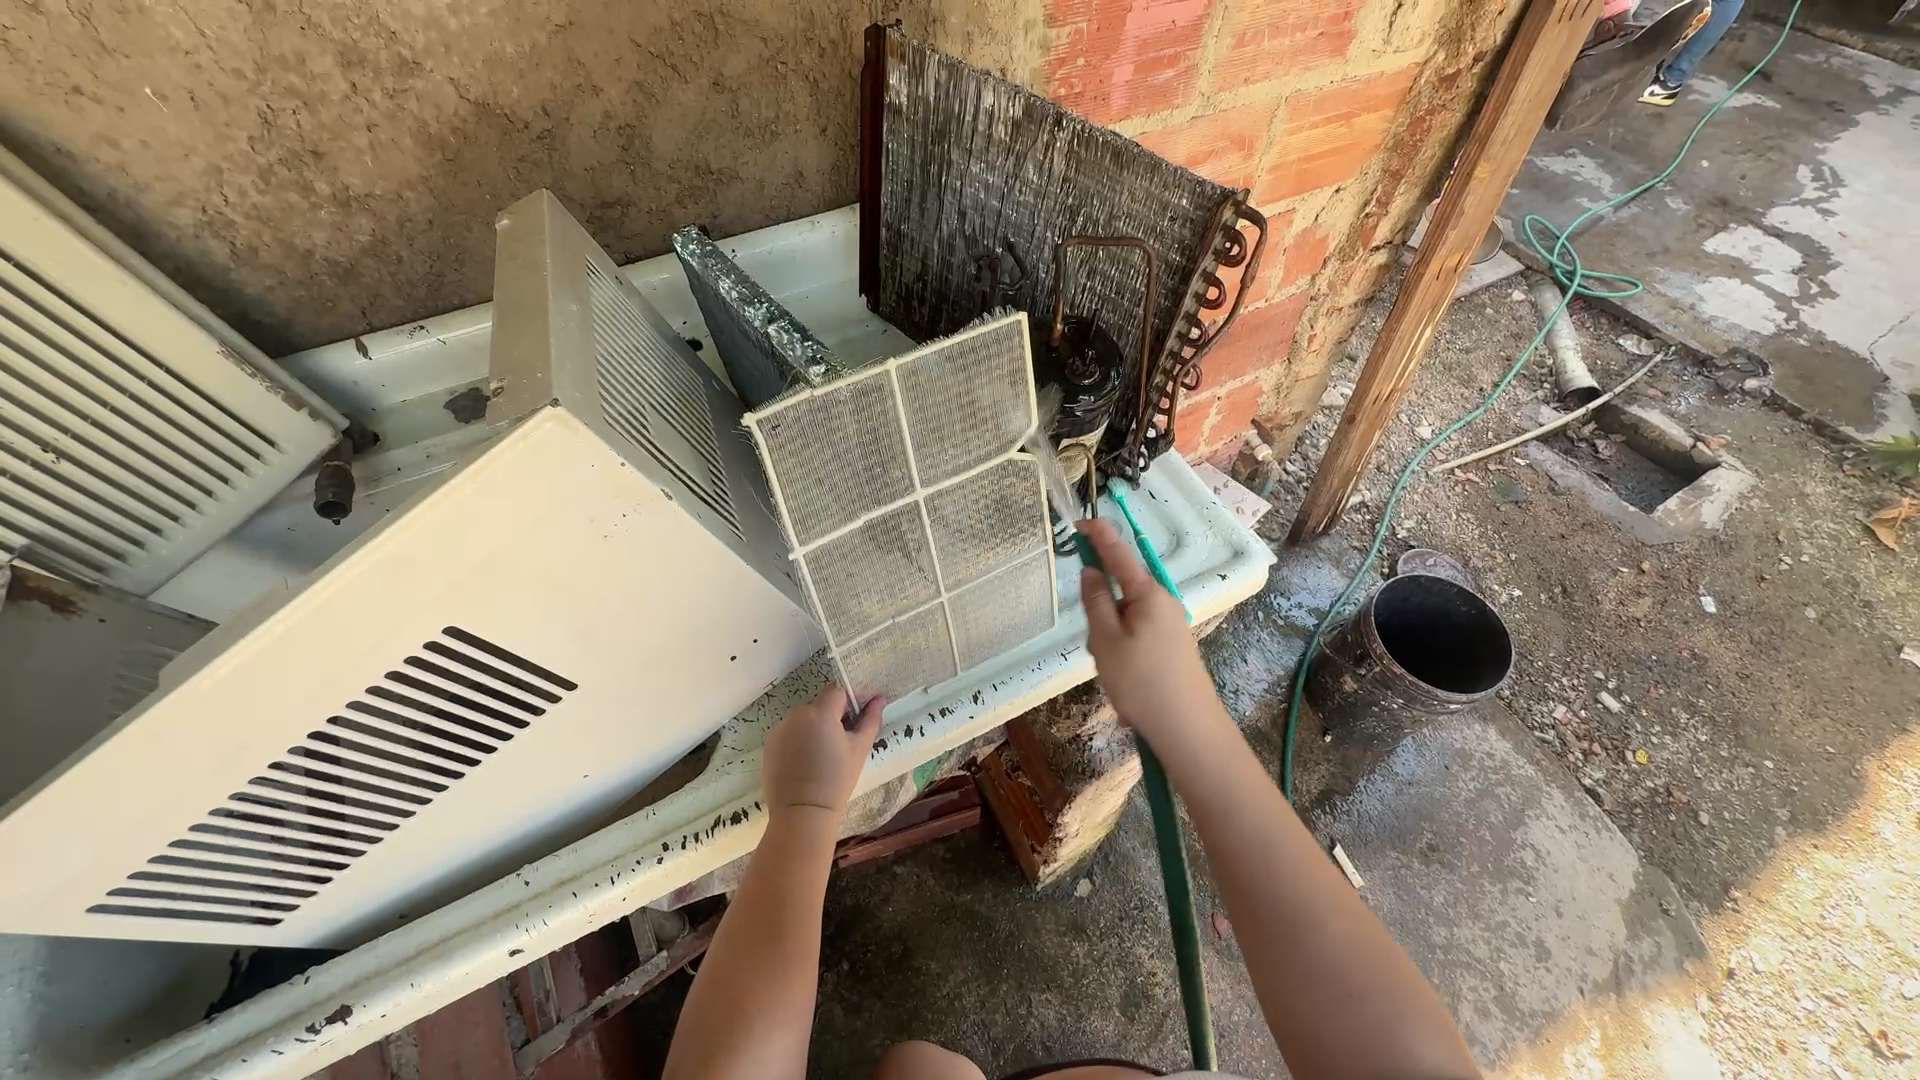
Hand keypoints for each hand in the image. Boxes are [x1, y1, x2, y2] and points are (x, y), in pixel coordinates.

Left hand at [761, 685, 884, 819]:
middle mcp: (796, 714)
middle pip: (818, 705)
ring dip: (813, 727)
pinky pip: (788, 733)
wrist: (803, 811)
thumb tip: (879, 698)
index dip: (849, 701)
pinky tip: (805, 762)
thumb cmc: (837, 780)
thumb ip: (870, 719)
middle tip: (842, 741)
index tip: (857, 717)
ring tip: (822, 754)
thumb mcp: (859, 749)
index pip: (837, 691)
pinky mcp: (768, 744)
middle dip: (831, 716)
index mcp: (821, 712)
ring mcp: (779, 729)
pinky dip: (797, 740)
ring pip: (802, 719)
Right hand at [1076, 518, 1229, 749]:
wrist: (1187, 728)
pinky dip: (1121, 652)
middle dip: (1098, 613)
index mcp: (1148, 593)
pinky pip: (1135, 636)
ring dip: (1108, 639)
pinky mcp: (1170, 646)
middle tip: (1096, 647)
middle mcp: (1163, 603)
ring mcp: (1169, 625)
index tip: (1077, 523)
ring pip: (1124, 618)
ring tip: (1113, 673)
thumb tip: (1091, 570)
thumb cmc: (1142, 681)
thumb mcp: (1106, 640)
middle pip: (1119, 591)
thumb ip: (1095, 601)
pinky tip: (1124, 683)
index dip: (1097, 534)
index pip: (1119, 552)